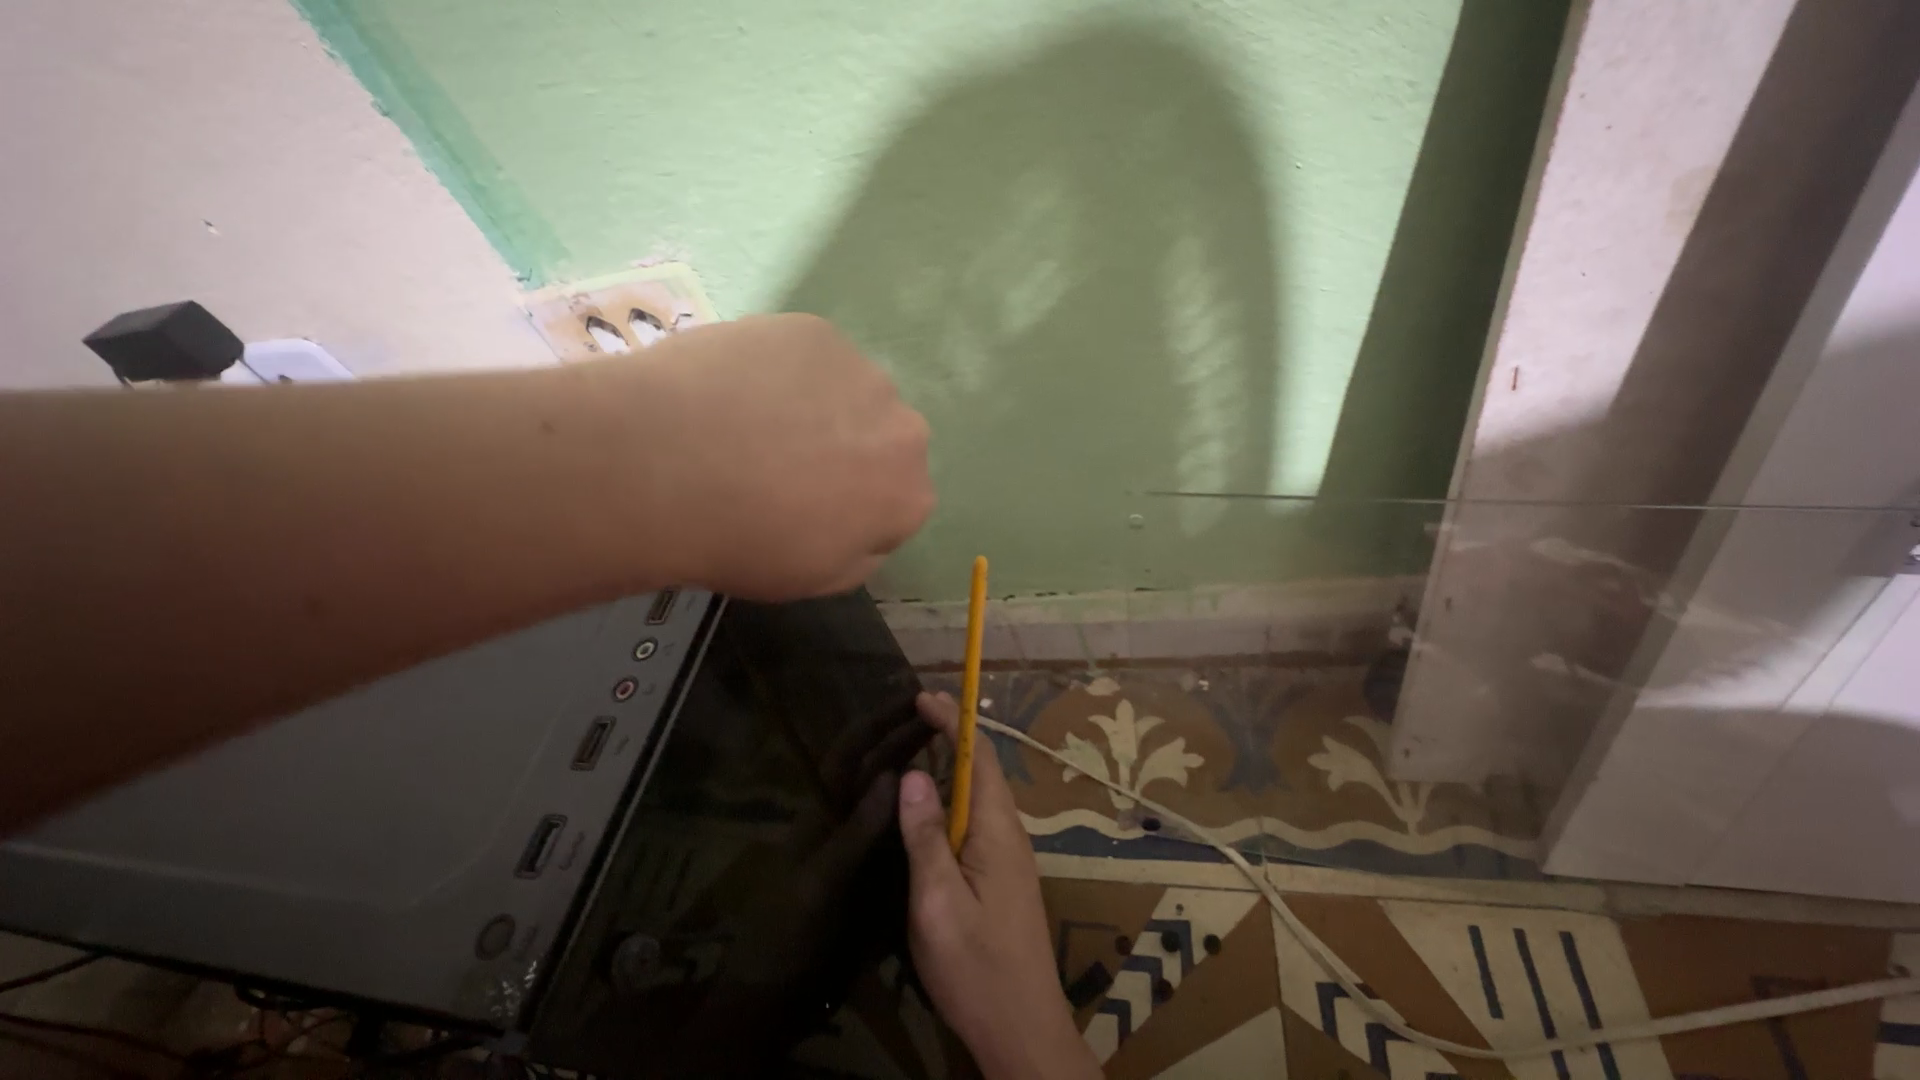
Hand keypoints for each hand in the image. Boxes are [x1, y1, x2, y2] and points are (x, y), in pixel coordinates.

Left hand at [628, 314, 933, 599]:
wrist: (663, 465)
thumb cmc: (743, 539)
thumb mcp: (813, 579)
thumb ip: (860, 555)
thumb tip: (867, 527)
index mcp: (910, 497)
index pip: (898, 501)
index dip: (853, 505)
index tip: (809, 510)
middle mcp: (905, 428)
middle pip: (882, 439)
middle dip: (846, 449)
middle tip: (779, 464)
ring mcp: (861, 371)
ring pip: (847, 391)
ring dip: (816, 404)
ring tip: (748, 422)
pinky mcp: (815, 331)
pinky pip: (808, 355)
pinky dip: (780, 369)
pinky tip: (734, 389)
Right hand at [897, 693, 1101, 1079]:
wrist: (1022, 1028)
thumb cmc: (975, 966)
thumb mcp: (937, 901)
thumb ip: (926, 837)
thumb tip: (913, 774)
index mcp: (997, 830)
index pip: (977, 757)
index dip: (953, 721)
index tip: (922, 696)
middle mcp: (1009, 834)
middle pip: (981, 770)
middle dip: (951, 736)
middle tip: (911, 716)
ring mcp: (1009, 857)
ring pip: (979, 796)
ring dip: (950, 767)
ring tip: (913, 751)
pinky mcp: (1003, 878)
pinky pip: (977, 821)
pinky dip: (952, 800)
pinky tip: (929, 811)